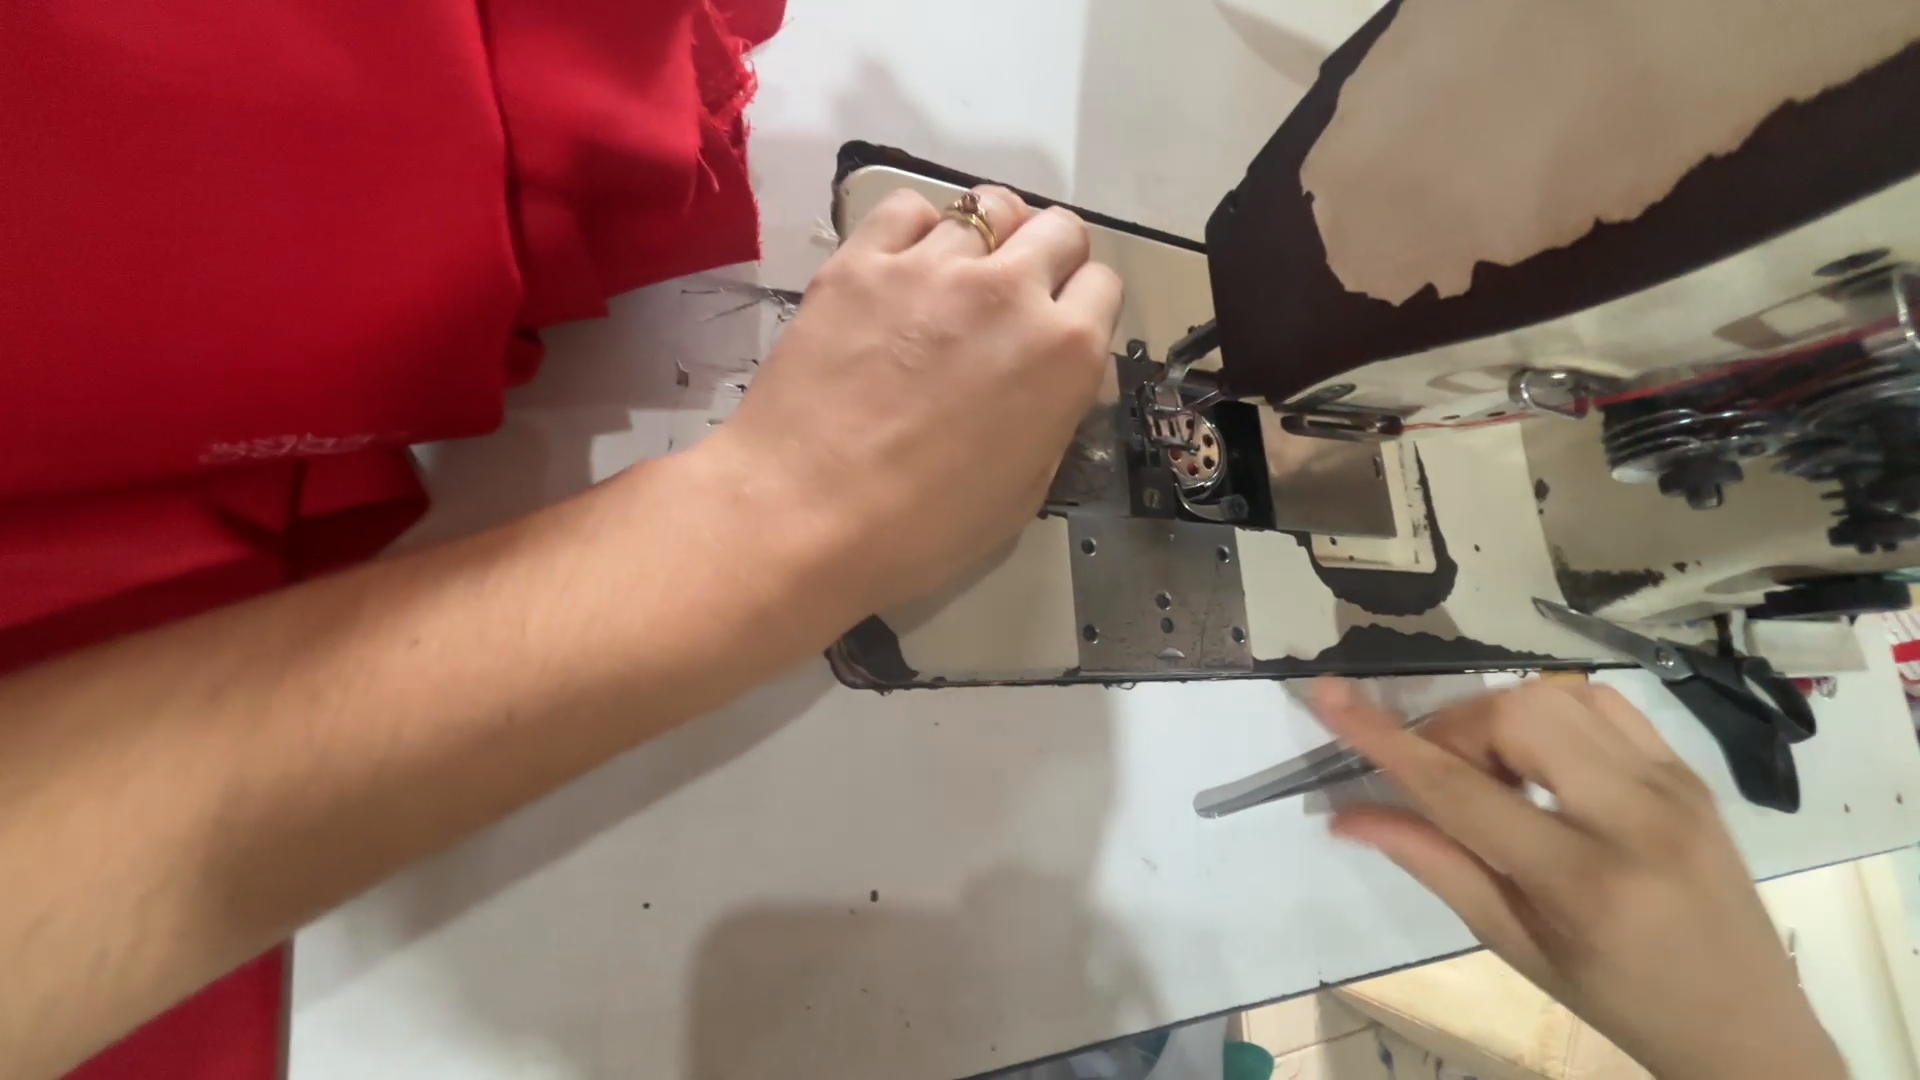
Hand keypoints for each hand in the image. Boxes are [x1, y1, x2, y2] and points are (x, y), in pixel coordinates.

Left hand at [702, 185, 1121, 619]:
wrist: (807, 514)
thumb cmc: (924, 526)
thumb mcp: (1024, 490)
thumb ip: (1053, 415)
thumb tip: (1053, 377)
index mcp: (1065, 351)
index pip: (1104, 284)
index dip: (1083, 308)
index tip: (1059, 330)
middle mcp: (1010, 289)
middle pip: (1058, 226)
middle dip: (1050, 257)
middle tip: (1015, 300)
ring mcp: (932, 265)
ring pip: (987, 206)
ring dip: (987, 240)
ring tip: (957, 281)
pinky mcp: (862, 259)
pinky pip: (908, 207)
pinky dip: (917, 230)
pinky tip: (903, 270)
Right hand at [1310, 678, 1844, 1079]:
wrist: (1751, 1029)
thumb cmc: (1616, 996)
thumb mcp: (1509, 941)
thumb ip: (1427, 861)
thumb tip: (1343, 813)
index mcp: (1585, 881)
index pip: (1457, 788)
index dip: (1382, 738)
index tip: (1327, 695)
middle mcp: (1638, 818)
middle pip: (1513, 715)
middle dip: (1453, 731)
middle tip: (1445, 775)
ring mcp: (1674, 786)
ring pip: (1550, 696)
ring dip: (1494, 720)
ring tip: (1491, 769)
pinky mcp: (1689, 770)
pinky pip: (1596, 700)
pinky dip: (1544, 711)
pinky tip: (1538, 755)